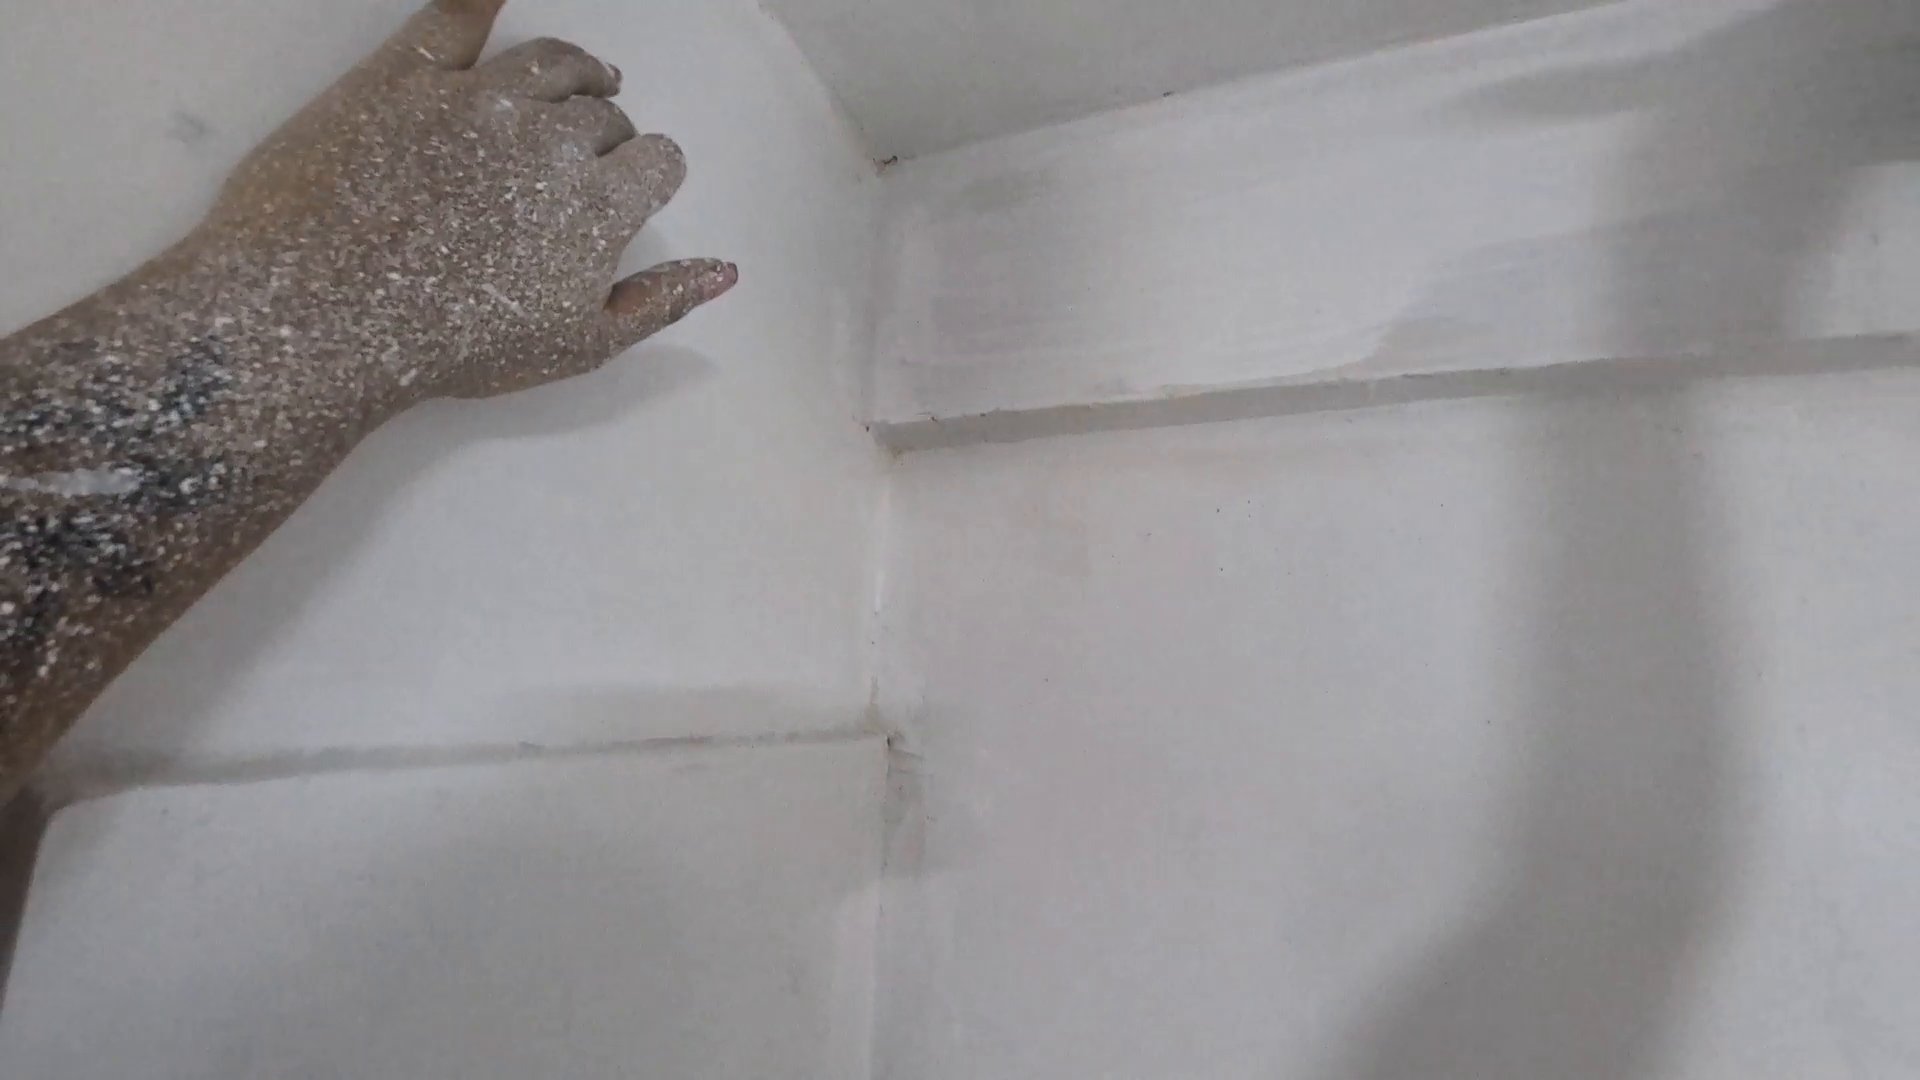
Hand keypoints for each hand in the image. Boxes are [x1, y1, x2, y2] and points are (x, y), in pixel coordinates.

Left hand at [195, 0, 735, 401]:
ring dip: (580, 70)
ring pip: (552, 60)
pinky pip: (453, 14)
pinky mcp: (404, 75)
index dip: (658, 173)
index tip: (643, 190)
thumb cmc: (469, 344)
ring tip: (588, 79)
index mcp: (599, 203)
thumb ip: (662, 300)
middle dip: (613, 135)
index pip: (659, 159)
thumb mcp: (586, 343)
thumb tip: (726, 272)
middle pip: (606, 111)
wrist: (326, 316)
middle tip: (595, 163)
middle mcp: (549, 136)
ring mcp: (476, 97)